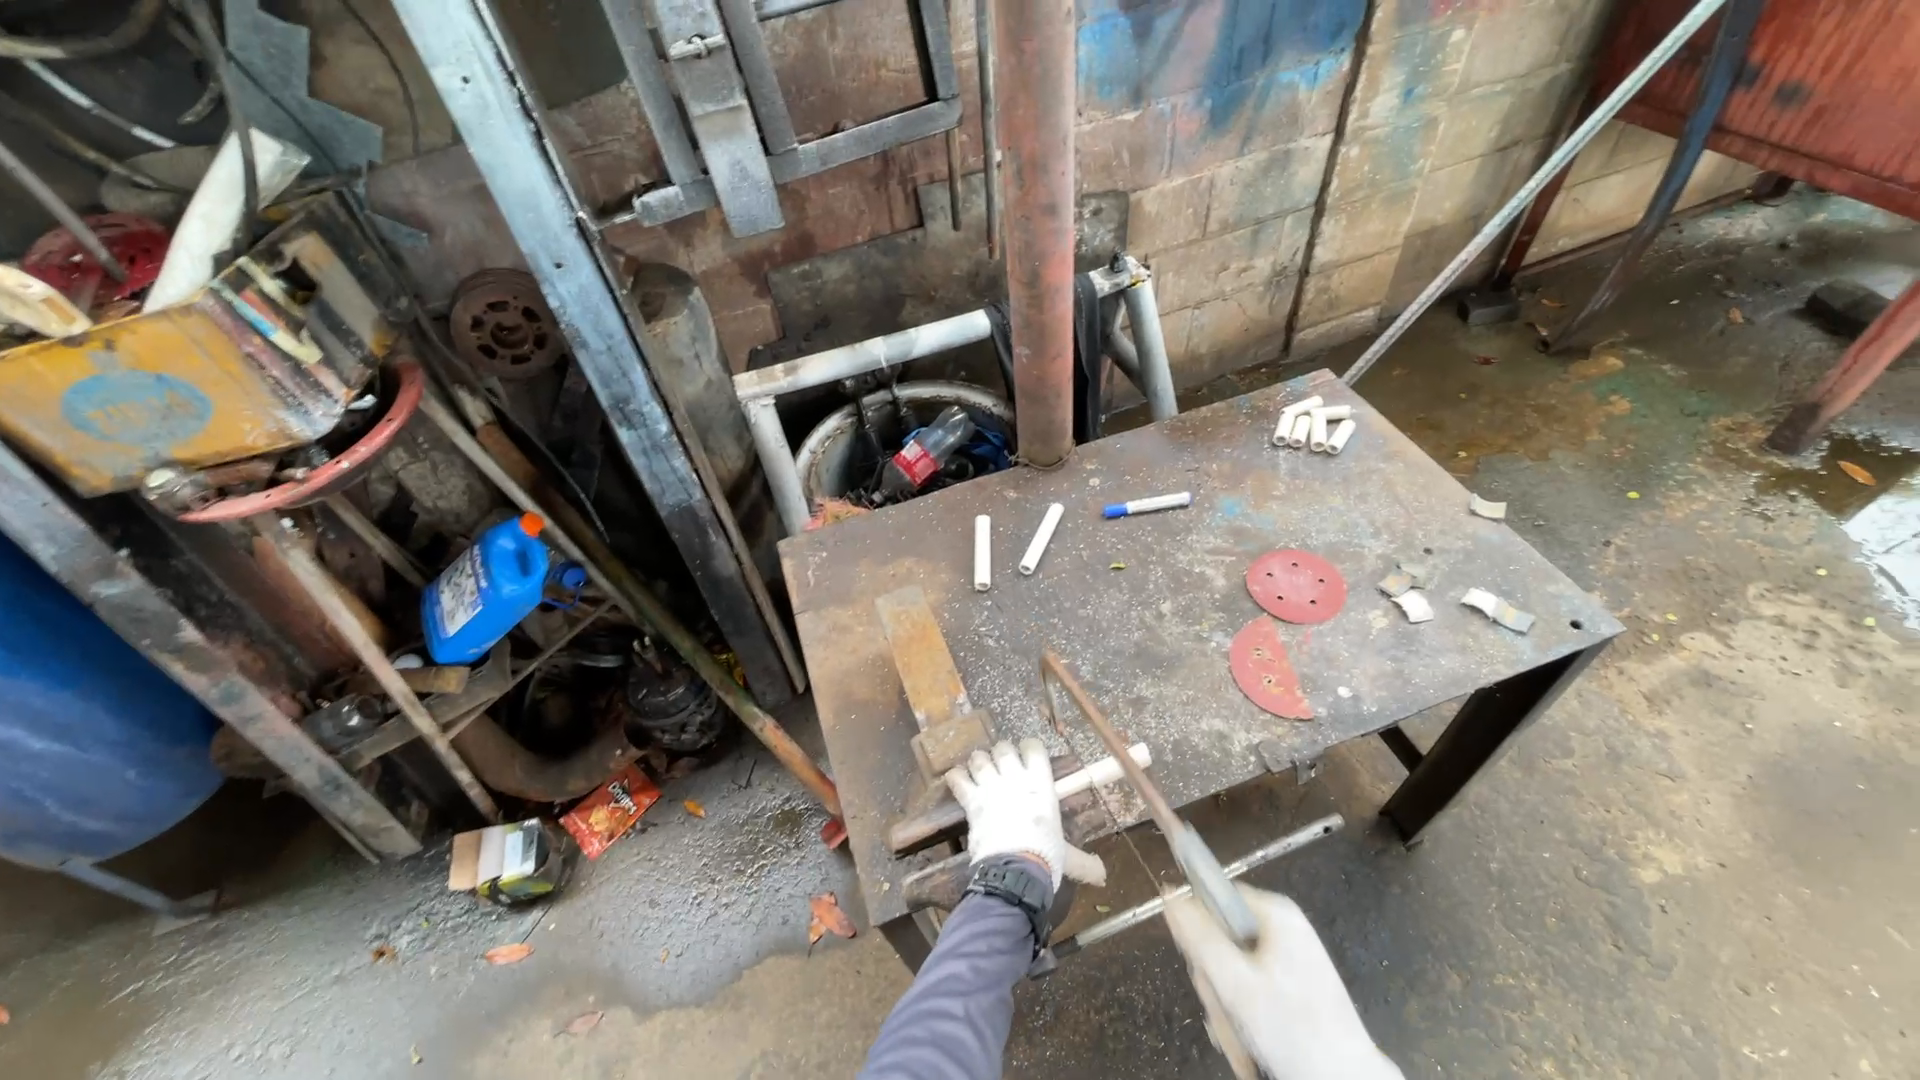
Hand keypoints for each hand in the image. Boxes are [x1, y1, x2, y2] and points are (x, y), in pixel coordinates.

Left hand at [945, 739, 1106, 889]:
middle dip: (1001, 753)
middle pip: (1003, 748)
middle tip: (1001, 765)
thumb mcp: (1068, 857)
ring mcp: (991, 787)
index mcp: (1041, 785)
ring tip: (979, 770)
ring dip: (978, 762)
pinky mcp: (972, 801)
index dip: (1029, 747)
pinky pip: (958, 778)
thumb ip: (1083, 862)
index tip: (1027, 754)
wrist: (1015, 871)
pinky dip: (956, 777)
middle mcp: (1015, 779)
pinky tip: (958, 781)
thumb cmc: (1045, 859)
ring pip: (979, 758)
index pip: (1033, 748)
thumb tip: (1103, 878)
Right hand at [1163, 885, 1402, 1079]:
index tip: (1201, 966)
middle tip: (1226, 1010)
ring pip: (1232, 968)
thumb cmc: (1293, 1030)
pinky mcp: (1292, 984)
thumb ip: (1199, 937)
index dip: (1198, 930)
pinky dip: (1243, 1013)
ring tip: (1241, 1035)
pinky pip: (1249, 987)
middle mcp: (1283, 927)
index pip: (1214, 898)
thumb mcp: (1236, 984)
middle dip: (1216, 981)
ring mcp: (1289, 957)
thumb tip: (1169, 894)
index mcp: (1275, 913)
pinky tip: (1251, 1040)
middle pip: (1221, 938)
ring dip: (1227, 1004)